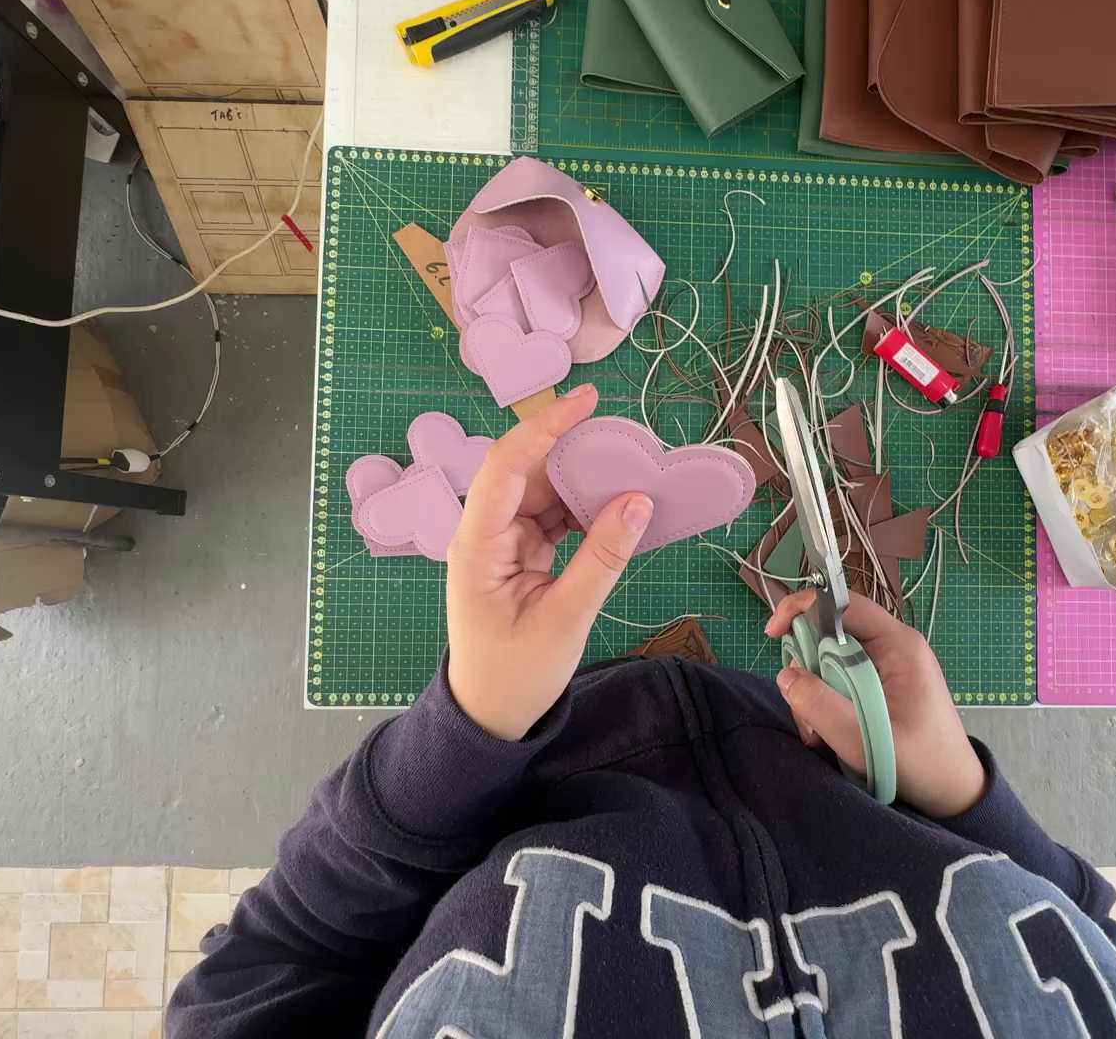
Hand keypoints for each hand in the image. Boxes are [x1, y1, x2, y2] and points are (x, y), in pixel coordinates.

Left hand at [446, 385, 653, 740]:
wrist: (491, 713)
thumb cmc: (514, 675)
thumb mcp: (564, 619)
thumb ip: (602, 559)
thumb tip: (638, 502)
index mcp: (478, 544)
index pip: (506, 467)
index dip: (545, 428)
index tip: (586, 401)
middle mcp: (486, 532)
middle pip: (528, 472)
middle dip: (574, 451)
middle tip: (625, 440)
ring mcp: (504, 541)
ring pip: (545, 492)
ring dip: (584, 482)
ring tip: (629, 472)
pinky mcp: (522, 552)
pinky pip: (555, 516)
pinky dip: (585, 510)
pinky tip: (615, 506)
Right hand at [765, 589, 986, 816]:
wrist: (953, 794)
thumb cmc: (923, 764)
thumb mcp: (867, 738)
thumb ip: (823, 706)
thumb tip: (786, 676)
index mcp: (898, 645)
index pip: (843, 604)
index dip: (803, 609)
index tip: (774, 634)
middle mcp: (888, 646)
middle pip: (827, 632)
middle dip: (805, 666)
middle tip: (803, 707)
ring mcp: (880, 665)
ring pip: (824, 658)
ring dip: (811, 692)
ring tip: (818, 732)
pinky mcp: (872, 684)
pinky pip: (832, 678)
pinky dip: (820, 702)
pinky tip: (825, 732)